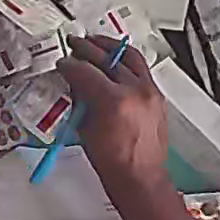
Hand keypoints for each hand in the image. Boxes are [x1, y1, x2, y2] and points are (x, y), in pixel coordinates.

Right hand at [58, 36, 167, 195]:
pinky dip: (125, 59)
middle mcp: (135, 91)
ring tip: (95, 42)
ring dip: (109, 46)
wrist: (139, 177)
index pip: (85, 71)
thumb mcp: (84, 127)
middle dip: (86, 49)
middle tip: (74, 45)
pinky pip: (140, 67)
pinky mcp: (156, 95)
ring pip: (128, 56)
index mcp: (114, 101)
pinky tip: (114, 58)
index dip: (69, 65)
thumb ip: (80, 99)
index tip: (62, 63)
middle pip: (106, 58)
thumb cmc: (111, 161)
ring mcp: (149, 91)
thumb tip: (75, 81)